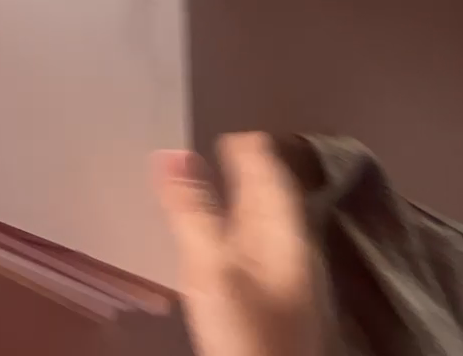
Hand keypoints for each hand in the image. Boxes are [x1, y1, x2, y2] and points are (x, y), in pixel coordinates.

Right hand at [152, 133, 322, 355]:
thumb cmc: (245, 331)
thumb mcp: (211, 264)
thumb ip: (191, 209)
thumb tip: (172, 152)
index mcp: (283, 240)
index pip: (274, 184)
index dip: (257, 155)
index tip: (240, 131)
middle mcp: (290, 258)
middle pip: (274, 205)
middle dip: (252, 175)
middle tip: (230, 148)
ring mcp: (285, 285)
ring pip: (265, 228)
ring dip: (244, 201)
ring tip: (224, 182)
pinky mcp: (271, 305)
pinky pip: (255, 249)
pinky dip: (238, 227)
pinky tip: (224, 236)